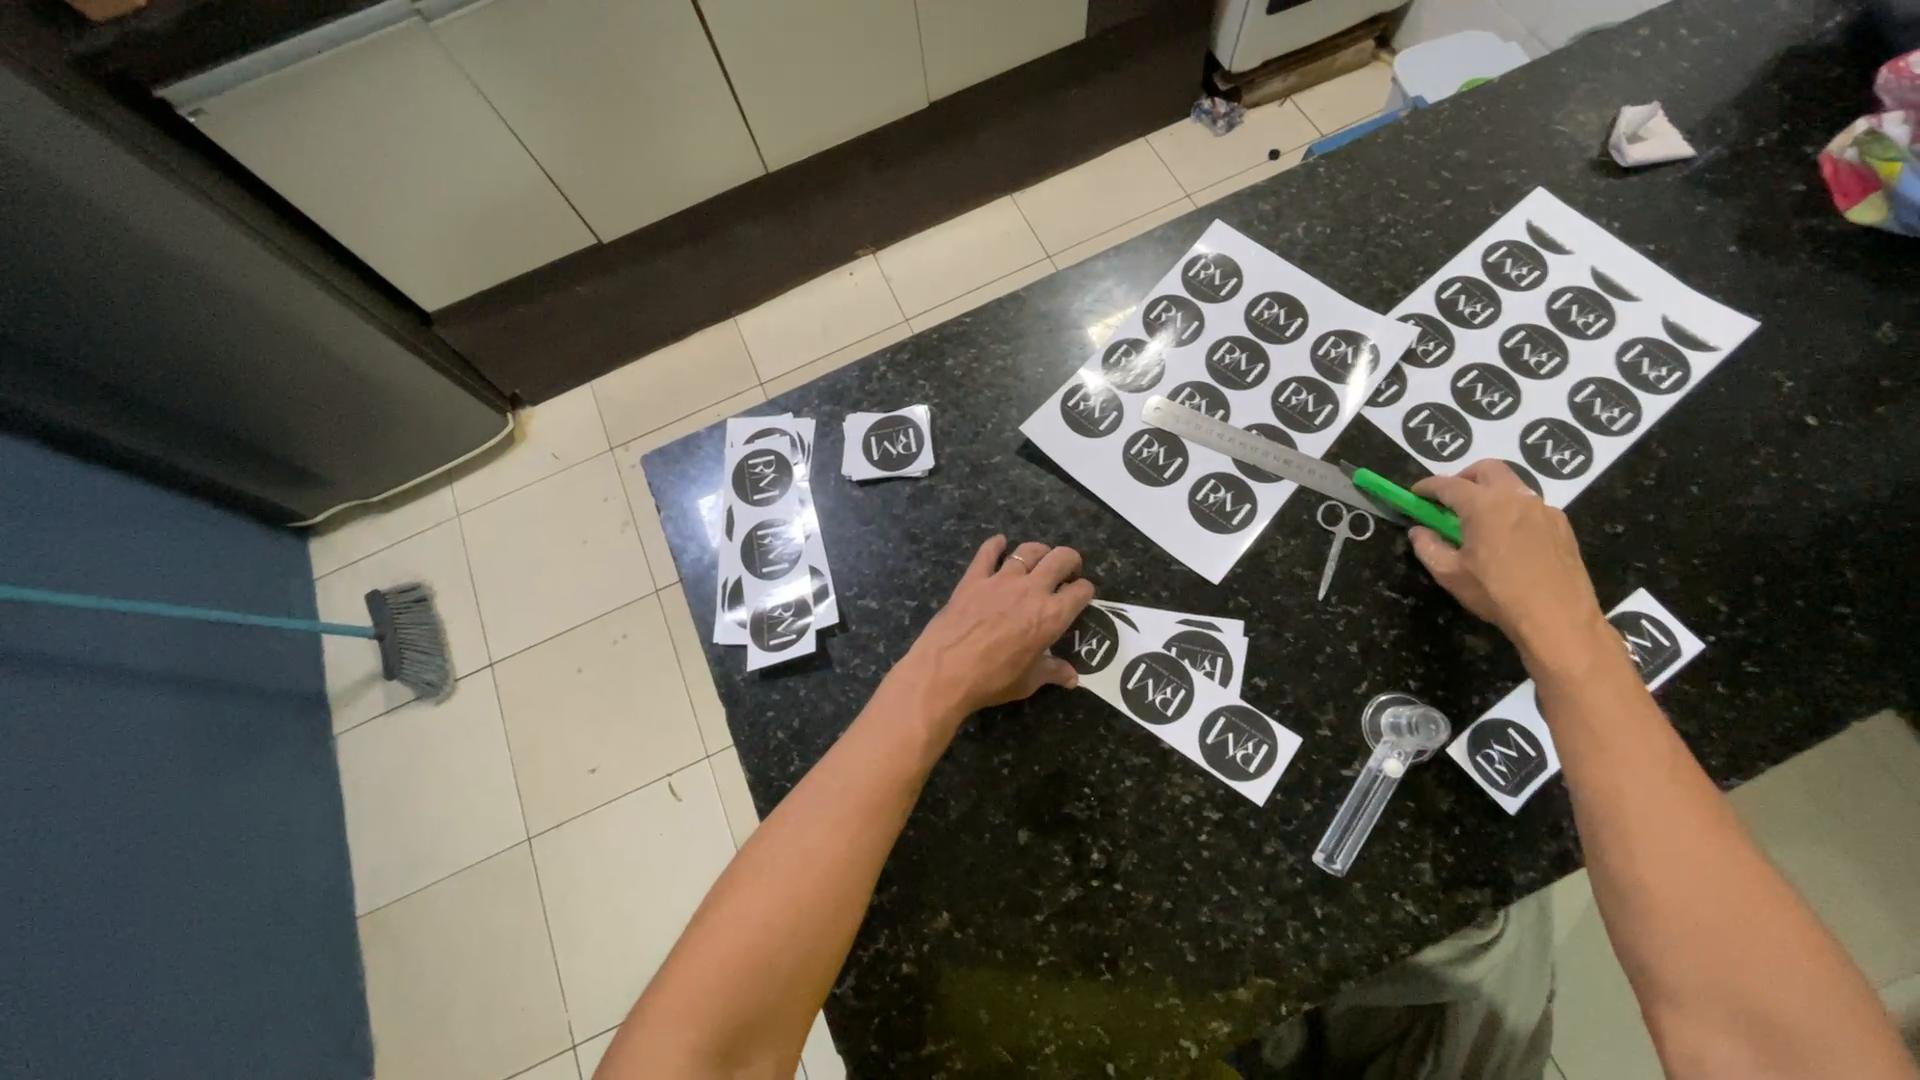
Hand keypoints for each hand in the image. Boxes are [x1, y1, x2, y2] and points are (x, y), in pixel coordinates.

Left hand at [898, 535, 1095, 725]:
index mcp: (1051, 615)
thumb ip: (1052, 672)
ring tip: (1039, 558)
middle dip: (1070, 560)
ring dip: (1039, 551)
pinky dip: (994, 544)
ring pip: (1027, 551)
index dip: (1085, 591)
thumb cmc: (993, 679)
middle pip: (1060, 559)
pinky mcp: (973, 579)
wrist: (945, 671)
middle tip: (1068, 570)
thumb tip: (1072, 677)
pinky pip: (987, 553)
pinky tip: (998, 542)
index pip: (1080, 592)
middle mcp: (1031, 590)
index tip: (1082, 595)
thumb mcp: (1028, 681)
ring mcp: (1001, 580)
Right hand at [1409, 461, 1609, 673]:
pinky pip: (1531, 506)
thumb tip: (1419, 531)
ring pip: (1512, 485)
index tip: (1415, 494)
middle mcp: (1516, 498)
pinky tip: (1507, 538)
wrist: (1557, 617)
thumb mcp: (1450, 574)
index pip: (1448, 484)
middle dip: (1463, 477)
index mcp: (1484, 506)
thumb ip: (1428, 546)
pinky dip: (1512, 510)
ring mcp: (1544, 509)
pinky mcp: (1562, 525)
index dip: (1427, 487)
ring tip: (1479, 521)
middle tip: (1449, 499)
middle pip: (1487, 469)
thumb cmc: (1497, 594)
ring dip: (1490, 492)